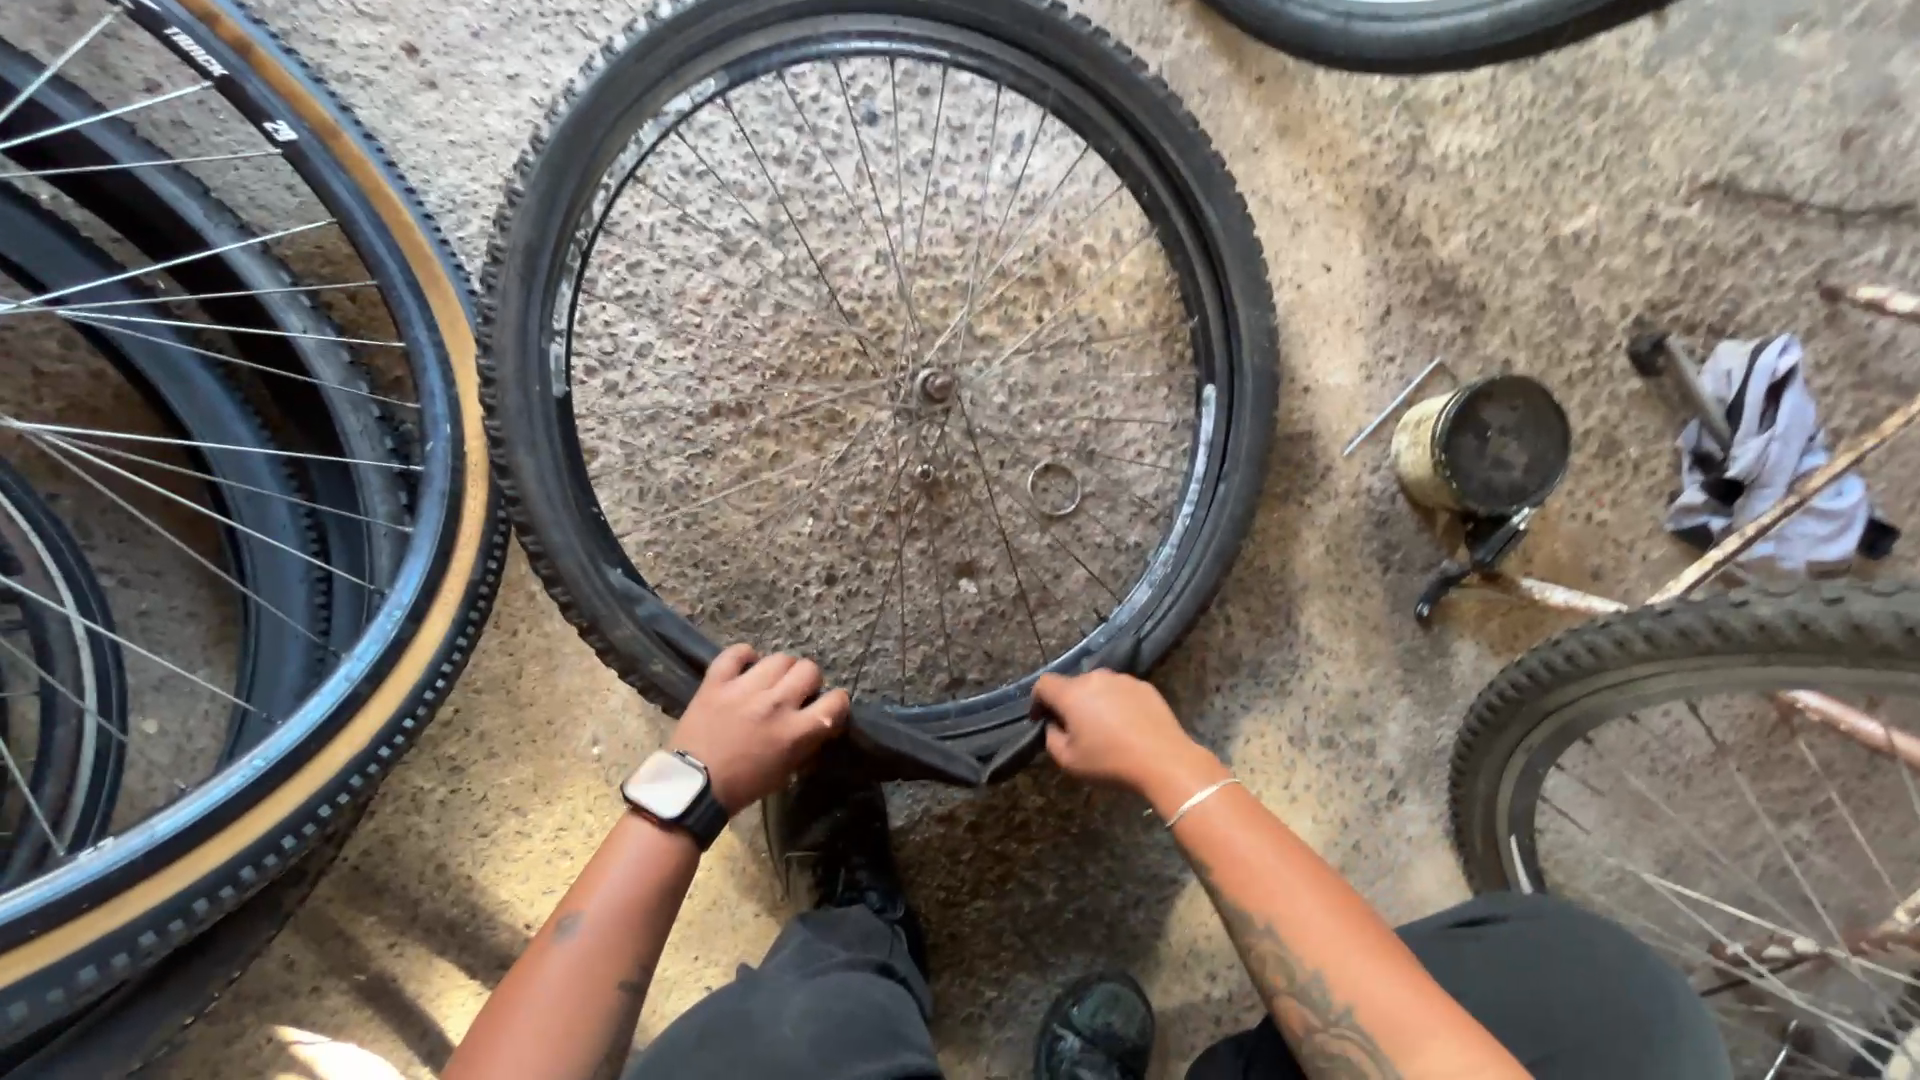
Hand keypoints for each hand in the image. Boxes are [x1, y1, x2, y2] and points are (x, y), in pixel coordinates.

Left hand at [668, 645, 849, 813]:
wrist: (692, 786)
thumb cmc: (742, 785)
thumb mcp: (785, 771)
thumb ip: (807, 744)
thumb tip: (822, 725)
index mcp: (795, 731)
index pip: (836, 700)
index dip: (836, 702)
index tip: (826, 707)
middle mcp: (775, 704)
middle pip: (809, 669)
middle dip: (808, 681)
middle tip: (795, 693)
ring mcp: (744, 689)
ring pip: (779, 658)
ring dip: (780, 670)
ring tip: (770, 681)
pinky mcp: (716, 682)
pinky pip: (737, 653)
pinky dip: (744, 656)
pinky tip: (745, 667)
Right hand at [1033, 670, 1225, 803]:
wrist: (1165, 760)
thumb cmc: (1111, 761)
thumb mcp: (1069, 761)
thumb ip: (1051, 738)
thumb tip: (1055, 725)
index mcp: (1072, 693)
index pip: (1044, 684)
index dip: (1037, 700)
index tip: (1041, 718)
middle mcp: (1096, 678)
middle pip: (1072, 684)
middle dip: (1068, 703)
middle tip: (1074, 728)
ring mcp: (1123, 679)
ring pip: (1098, 686)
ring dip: (1093, 701)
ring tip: (1103, 727)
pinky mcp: (1144, 686)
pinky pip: (1121, 691)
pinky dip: (1116, 703)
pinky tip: (1126, 725)